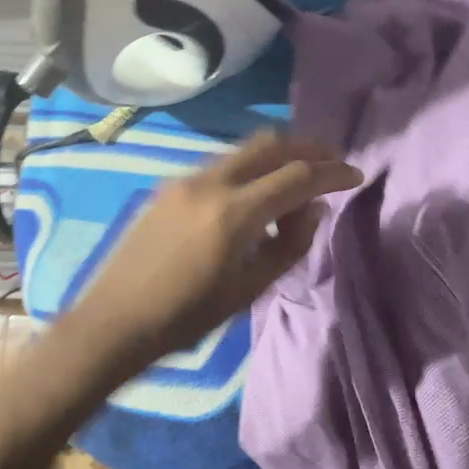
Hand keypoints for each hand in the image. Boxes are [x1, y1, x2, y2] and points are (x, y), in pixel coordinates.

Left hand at [58, 129, 361, 364]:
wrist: (112, 323)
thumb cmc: (185, 318)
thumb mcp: (248, 290)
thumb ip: (288, 246)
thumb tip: (313, 211)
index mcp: (233, 213)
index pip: (297, 176)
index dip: (332, 173)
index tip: (355, 176)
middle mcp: (209, 183)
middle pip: (270, 144)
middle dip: (307, 147)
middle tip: (332, 161)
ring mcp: (184, 180)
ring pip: (243, 151)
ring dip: (277, 157)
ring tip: (297, 181)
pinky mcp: (167, 188)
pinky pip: (220, 166)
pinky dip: (249, 170)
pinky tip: (255, 196)